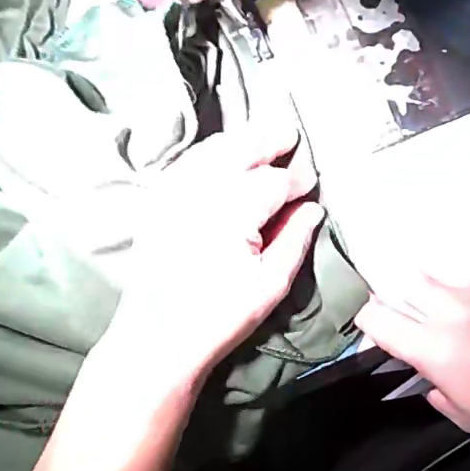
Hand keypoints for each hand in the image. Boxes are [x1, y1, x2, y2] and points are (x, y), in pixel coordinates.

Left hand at [98, 119, 323, 386]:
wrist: (156, 335)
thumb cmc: (219, 316)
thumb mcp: (270, 285)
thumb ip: (295, 240)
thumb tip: (312, 208)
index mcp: (232, 213)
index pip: (275, 181)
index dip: (298, 180)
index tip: (311, 186)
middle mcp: (200, 192)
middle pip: (242, 149)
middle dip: (269, 140)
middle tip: (291, 135)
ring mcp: (173, 192)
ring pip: (213, 149)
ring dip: (241, 140)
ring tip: (264, 138)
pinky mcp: (157, 200)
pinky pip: (188, 161)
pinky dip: (212, 151)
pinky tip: (226, 154)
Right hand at [354, 264, 469, 450]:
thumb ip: (436, 389)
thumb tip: (425, 372)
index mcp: (440, 350)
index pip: (379, 318)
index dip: (369, 322)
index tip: (376, 328)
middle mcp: (457, 308)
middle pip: (403, 284)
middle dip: (404, 303)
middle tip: (424, 324)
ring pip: (445, 277)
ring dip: (448, 298)